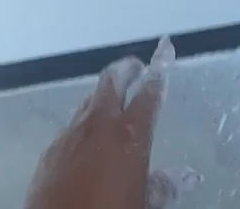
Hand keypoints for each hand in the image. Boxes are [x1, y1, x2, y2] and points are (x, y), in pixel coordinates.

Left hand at [25, 37, 201, 208]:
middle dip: (127, 69)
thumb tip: (187, 177)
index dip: (160, 67)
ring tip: (116, 99)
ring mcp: (72, 133)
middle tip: (138, 68)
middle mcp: (99, 124)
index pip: (149, 92)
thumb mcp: (145, 205)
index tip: (165, 47)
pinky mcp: (52, 149)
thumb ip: (163, 187)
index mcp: (129, 135)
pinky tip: (89, 137)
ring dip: (105, 94)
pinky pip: (73, 124)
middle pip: (113, 80)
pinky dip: (86, 121)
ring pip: (90, 99)